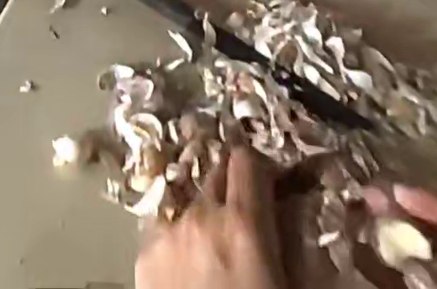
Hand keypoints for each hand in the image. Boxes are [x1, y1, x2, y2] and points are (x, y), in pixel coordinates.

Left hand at [136, 147, 283, 288]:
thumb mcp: (289, 284)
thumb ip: (289, 238)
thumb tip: (292, 205)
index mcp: (244, 224)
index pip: (246, 159)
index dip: (258, 167)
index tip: (267, 182)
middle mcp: (201, 215)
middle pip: (216, 175)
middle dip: (232, 190)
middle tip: (244, 220)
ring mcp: (168, 233)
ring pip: (191, 205)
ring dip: (205, 218)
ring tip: (215, 256)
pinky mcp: (144, 256)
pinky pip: (167, 231)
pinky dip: (181, 242)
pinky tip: (191, 272)